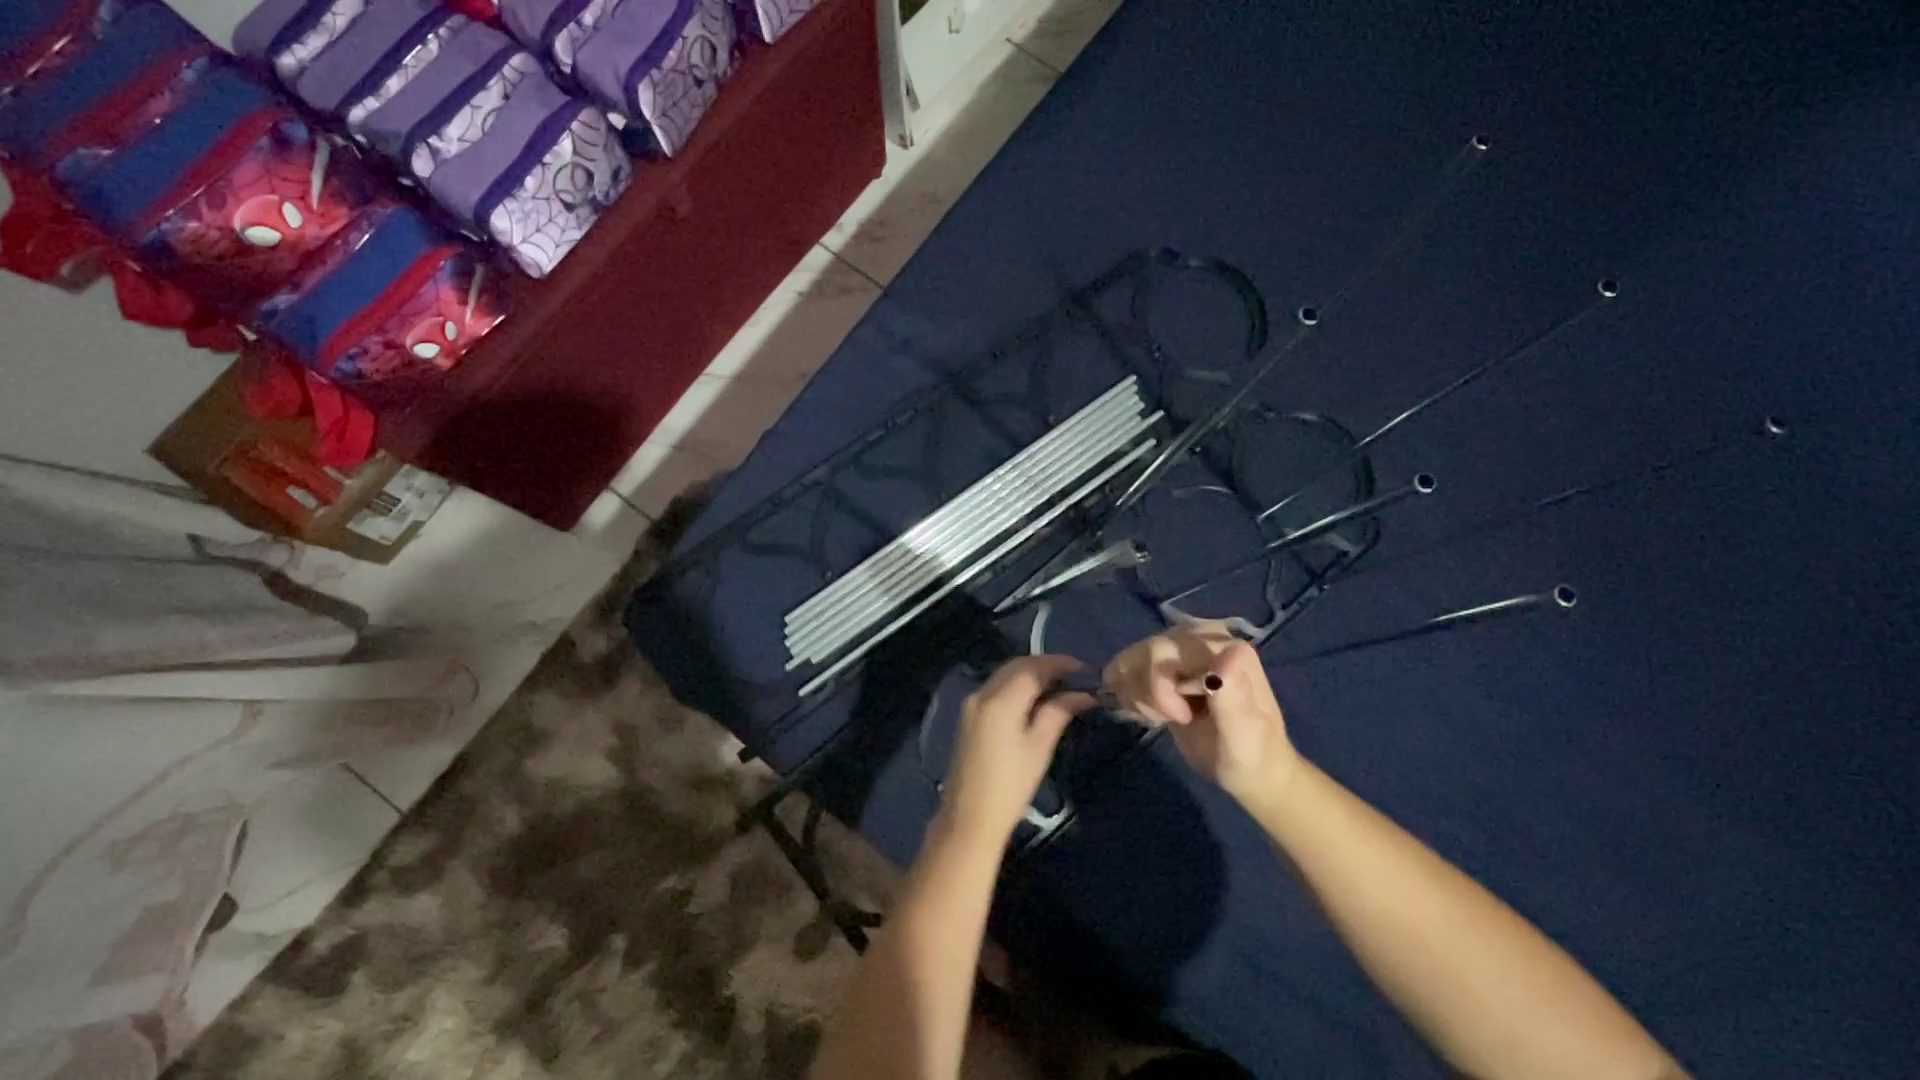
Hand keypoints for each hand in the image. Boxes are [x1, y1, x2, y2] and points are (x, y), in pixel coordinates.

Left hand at [940, 655, 1095, 843]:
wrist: (969, 818)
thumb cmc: (1011, 786)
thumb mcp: (1039, 747)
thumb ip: (1058, 712)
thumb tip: (1083, 694)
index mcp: (1000, 700)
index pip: (1034, 667)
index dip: (1061, 663)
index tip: (1086, 670)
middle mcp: (982, 693)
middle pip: (1017, 666)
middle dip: (1046, 665)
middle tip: (1075, 676)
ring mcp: (971, 704)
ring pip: (1005, 675)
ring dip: (1031, 674)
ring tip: (1061, 685)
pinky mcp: (968, 716)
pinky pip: (996, 688)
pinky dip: (1017, 686)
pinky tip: (1036, 699)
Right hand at [1103, 623, 1297, 802]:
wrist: (1248, 771)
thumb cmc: (1251, 756)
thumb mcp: (1244, 736)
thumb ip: (1234, 697)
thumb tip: (1228, 654)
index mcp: (1227, 649)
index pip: (1168, 648)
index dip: (1160, 685)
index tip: (1182, 719)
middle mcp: (1204, 640)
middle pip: (1148, 651)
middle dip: (1149, 693)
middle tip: (1173, 720)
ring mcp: (1183, 651)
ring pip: (1132, 659)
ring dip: (1138, 694)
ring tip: (1163, 717)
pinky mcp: (1168, 664)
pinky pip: (1128, 665)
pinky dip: (1129, 691)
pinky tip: (1150, 711)